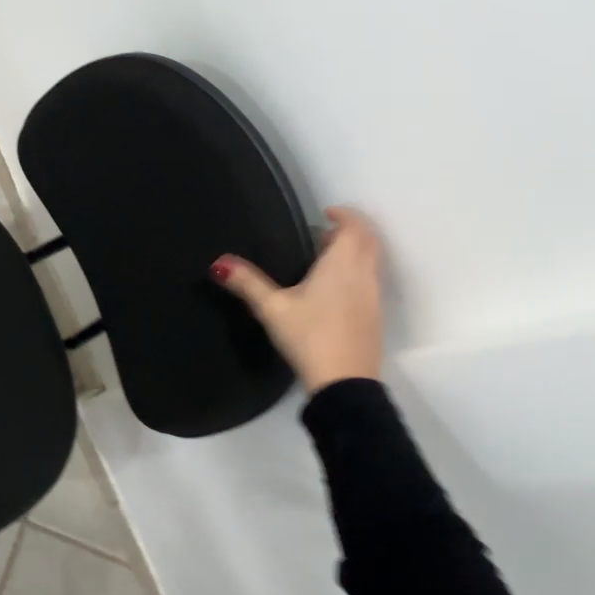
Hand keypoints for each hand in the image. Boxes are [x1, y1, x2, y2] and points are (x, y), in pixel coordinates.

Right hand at [212, 207, 383, 393]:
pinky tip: (333, 290)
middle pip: (368, 241)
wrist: (344, 382)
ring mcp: (373, 297)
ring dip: (355, 252)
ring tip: (325, 259)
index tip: (326, 213)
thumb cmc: (309, 336)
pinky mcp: (374, 316)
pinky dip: (357, 272)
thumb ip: (247, 283)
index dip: (345, 215)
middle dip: (351, 231)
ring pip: (371, 261)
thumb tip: (219, 263)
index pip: (355, 227)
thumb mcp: (272, 309)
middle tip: (324, 234)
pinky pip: (370, 280)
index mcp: (342, 264)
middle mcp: (364, 275)